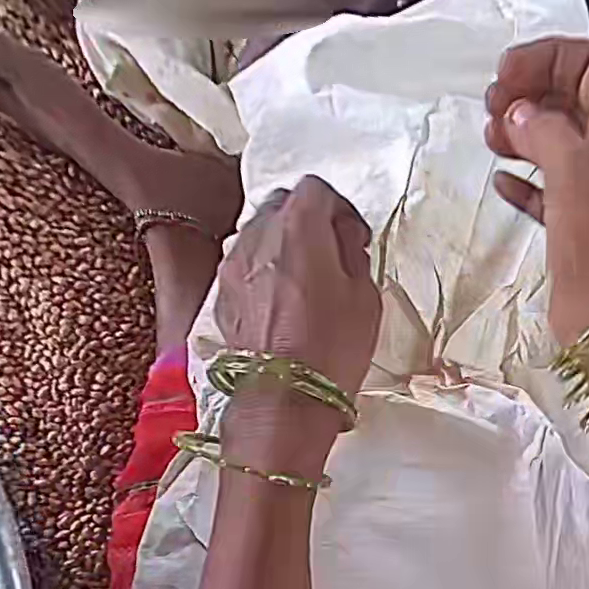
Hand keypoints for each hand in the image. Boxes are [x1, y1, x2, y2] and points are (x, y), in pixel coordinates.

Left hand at [214, 176, 381, 472]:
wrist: (285, 398)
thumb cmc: (332, 348)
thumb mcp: (366, 299)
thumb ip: (354, 257)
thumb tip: (343, 243)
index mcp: (299, 227)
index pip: (318, 190)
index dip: (341, 211)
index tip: (354, 238)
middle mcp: (258, 236)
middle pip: (282, 206)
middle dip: (308, 223)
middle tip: (331, 256)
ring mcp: (234, 266)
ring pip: (260, 236)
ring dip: (283, 248)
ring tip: (306, 284)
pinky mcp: (223, 297)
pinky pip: (246, 269)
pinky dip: (265, 275)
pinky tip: (283, 306)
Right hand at [485, 37, 588, 343]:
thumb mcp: (572, 169)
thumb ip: (543, 129)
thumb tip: (519, 115)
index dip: (549, 59)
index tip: (507, 76)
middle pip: (571, 99)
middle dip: (531, 93)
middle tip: (492, 107)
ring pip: (555, 143)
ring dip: (521, 134)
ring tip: (490, 137)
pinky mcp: (575, 224)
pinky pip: (546, 188)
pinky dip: (523, 180)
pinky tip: (502, 182)